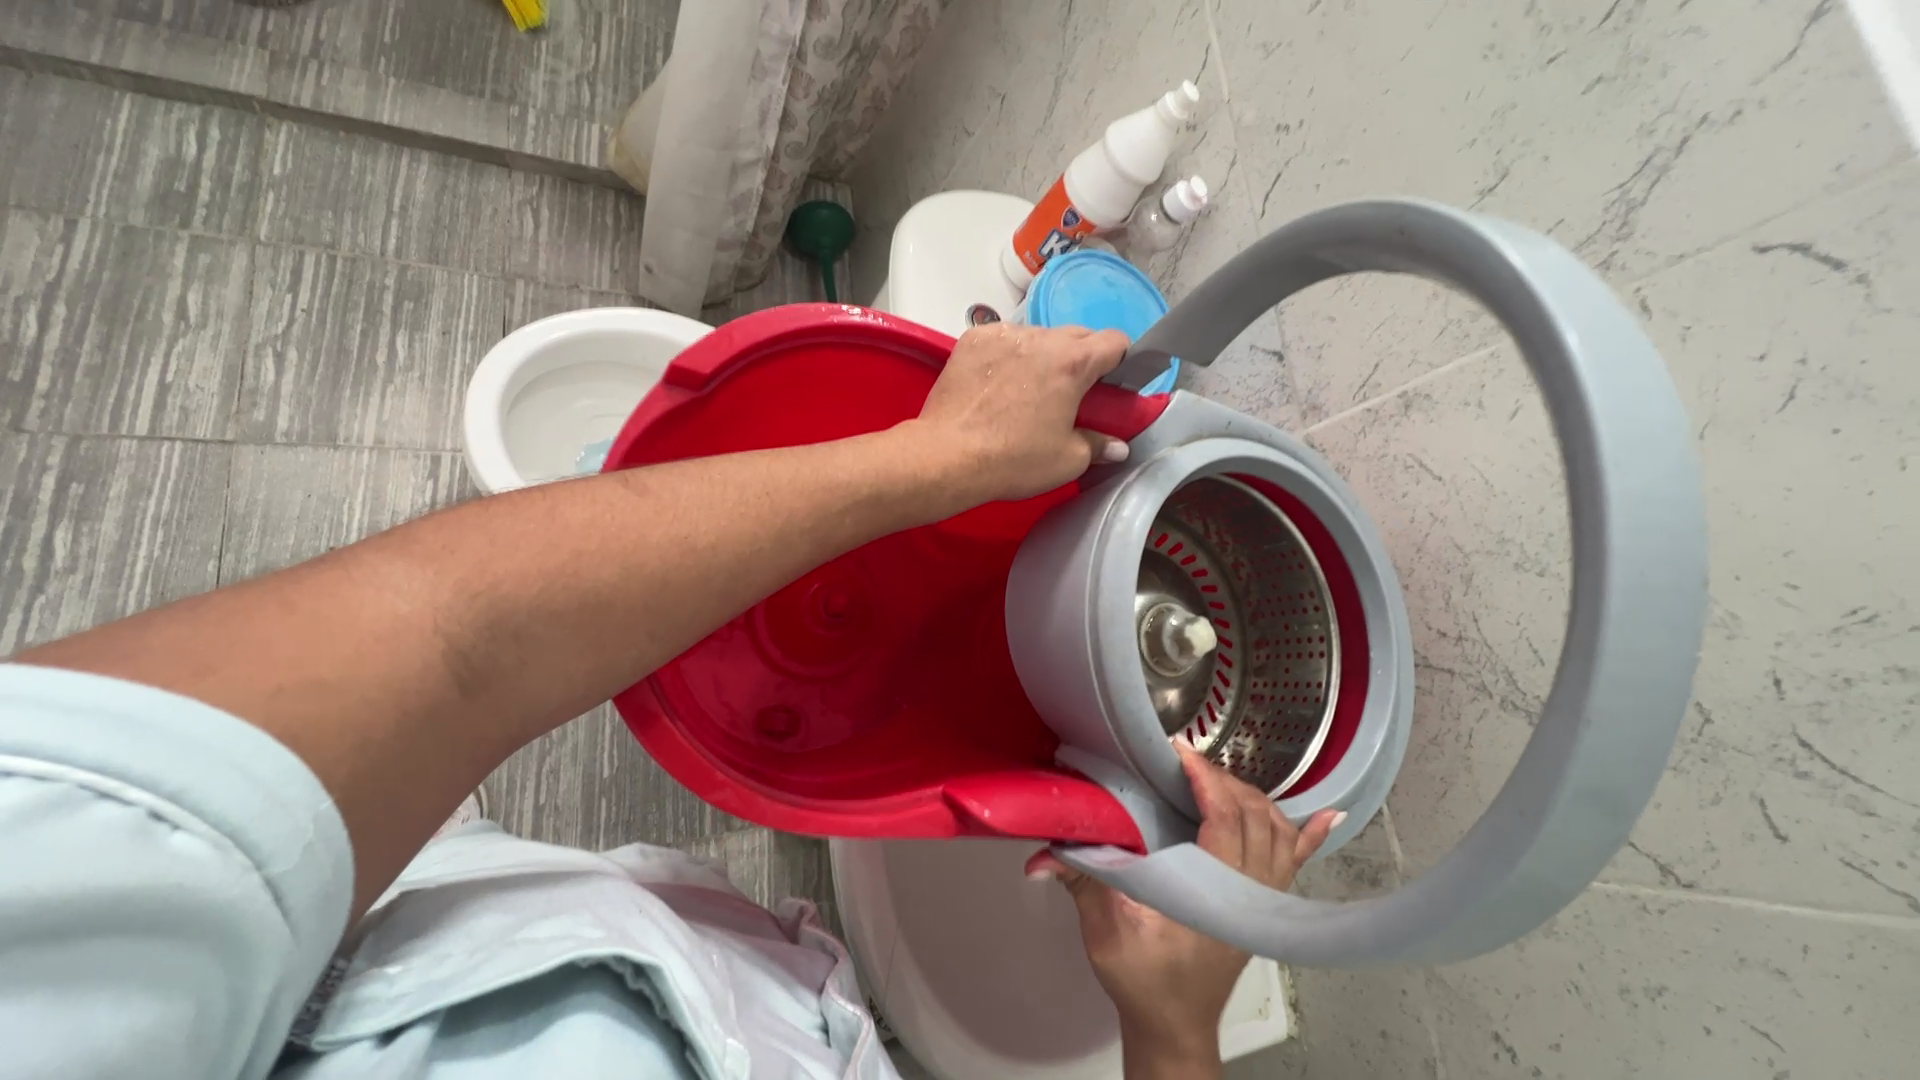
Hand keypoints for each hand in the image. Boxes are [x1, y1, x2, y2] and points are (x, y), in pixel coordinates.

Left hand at [907, 322, 1131, 504]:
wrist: (948, 456)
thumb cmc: (1013, 460)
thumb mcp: (1068, 461)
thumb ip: (1099, 445)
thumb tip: (1117, 446)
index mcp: (1072, 362)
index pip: (1115, 342)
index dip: (1121, 362)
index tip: (1111, 385)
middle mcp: (1040, 337)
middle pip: (1077, 336)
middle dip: (1082, 360)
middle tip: (1071, 395)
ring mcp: (1003, 334)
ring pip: (1038, 336)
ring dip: (1043, 357)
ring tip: (1027, 391)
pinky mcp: (972, 339)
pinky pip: (1004, 340)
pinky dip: (1008, 356)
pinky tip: (997, 385)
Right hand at [1026, 744, 1342, 1076]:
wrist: (1175, 1024)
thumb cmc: (1143, 979)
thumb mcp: (1106, 931)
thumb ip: (1082, 883)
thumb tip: (1039, 856)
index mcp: (1216, 894)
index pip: (1225, 820)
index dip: (1205, 779)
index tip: (1178, 751)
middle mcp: (1251, 893)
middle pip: (1254, 816)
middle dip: (1221, 778)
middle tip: (1184, 759)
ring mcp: (1266, 900)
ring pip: (1277, 831)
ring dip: (1250, 795)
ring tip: (1214, 775)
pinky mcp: (1268, 906)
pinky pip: (1296, 863)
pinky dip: (1311, 836)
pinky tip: (1324, 815)